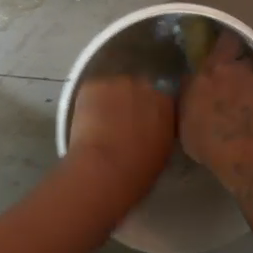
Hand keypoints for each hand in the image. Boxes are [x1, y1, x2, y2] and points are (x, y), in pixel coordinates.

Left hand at [66, 75, 176, 192]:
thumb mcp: (162, 150)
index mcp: (165, 102)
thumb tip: (153, 125)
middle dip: (131, 101)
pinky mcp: (93, 85)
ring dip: (110, 100)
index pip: (160, 97)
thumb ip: (162, 129)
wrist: (104, 169)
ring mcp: (117, 82)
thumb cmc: (138, 170)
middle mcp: (144, 85)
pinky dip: (90, 102)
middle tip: (121, 122)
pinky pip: (93, 90)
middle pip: (137, 88)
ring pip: (114, 88)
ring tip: (102, 122)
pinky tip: (87, 120)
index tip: (142, 122)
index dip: (149, 109)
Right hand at [180, 32, 252, 178]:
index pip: (219, 41)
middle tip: (224, 69)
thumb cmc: (208, 140)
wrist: (247, 155)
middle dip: (231, 54)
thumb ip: (187, 95)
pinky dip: (252, 95)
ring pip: (248, 70)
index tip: (211, 48)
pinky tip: (247, 109)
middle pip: (235, 49)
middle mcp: (232, 68)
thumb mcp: (184, 121)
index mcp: (209, 70)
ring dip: (242, 77)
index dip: (217, 43)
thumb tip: (188, 83)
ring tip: (237, 94)